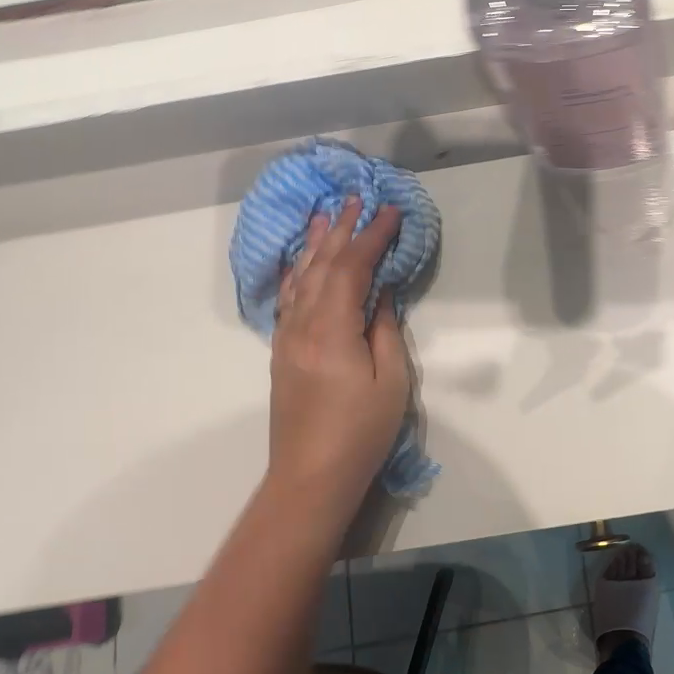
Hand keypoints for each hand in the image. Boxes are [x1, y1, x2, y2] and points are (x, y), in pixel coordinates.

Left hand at [267, 198, 408, 503]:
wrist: (311, 476)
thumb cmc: (361, 432)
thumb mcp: (391, 382)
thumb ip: (384, 331)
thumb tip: (379, 294)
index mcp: (332, 330)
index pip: (352, 270)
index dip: (371, 237)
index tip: (391, 212)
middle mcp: (302, 326)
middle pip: (320, 266)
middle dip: (340, 229)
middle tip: (355, 197)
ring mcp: (287, 339)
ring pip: (299, 279)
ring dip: (314, 244)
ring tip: (324, 214)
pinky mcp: (282, 353)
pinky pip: (289, 298)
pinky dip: (298, 272)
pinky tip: (303, 262)